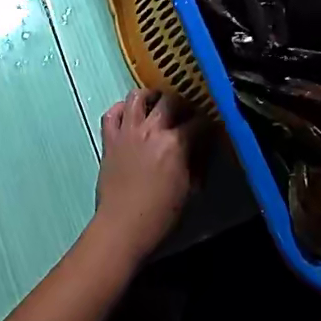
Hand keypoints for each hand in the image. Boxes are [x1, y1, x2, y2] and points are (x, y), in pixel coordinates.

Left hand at [90, 89, 194, 261]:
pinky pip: (111, 113)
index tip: (211, 126)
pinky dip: (120, 108)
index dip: (209, 122)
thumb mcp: (190, 189)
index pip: (199, 121)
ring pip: (137, 97)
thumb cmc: (161, 213)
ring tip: (157, 103)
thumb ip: (197, 162)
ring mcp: (127, 131)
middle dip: (183, 104)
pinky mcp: (109, 139)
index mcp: (175, 143)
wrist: (123, 224)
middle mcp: (151, 130)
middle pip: (170, 101)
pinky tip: (128, 113)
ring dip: (150, 97)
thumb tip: (202, 148)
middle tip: (186, 113)